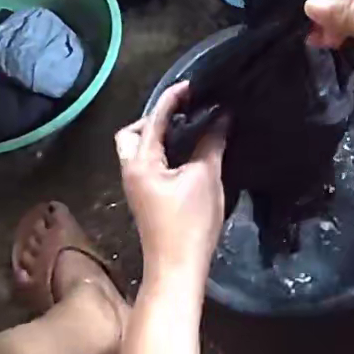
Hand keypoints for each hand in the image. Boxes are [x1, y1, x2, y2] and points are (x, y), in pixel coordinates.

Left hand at [116, 82, 226, 285]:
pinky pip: (147, 161)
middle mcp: (131, 170)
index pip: (154, 119)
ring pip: (137, 149)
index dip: (172, 99)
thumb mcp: (206, 177)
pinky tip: (186, 150)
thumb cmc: (189, 222)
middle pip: (131, 133)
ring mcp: (136, 185)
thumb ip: (212, 143)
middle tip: (182, 112)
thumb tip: (222, 117)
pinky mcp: (145, 196)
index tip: (192, 85)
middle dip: (153, 118)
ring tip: (187, 128)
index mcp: (141, 162)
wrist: (177, 269)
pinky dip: (162, 149)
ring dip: (157, 134)